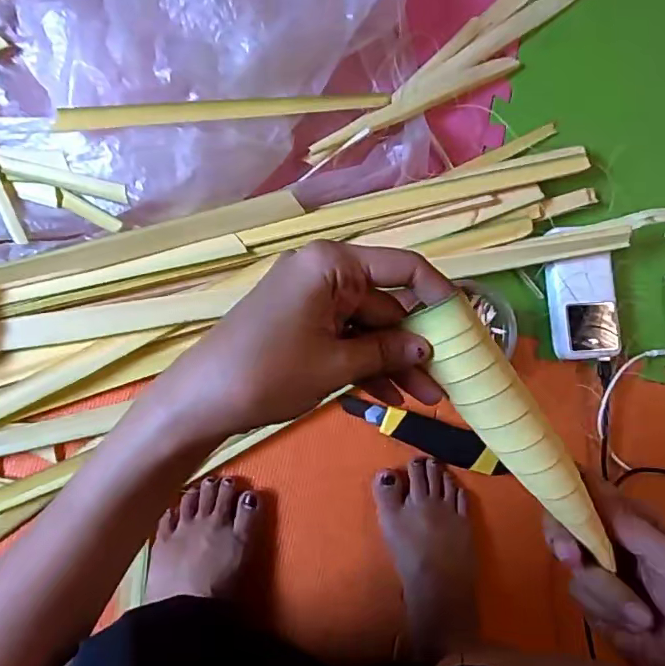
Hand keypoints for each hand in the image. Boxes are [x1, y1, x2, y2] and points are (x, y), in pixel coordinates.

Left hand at [144, 241, 456, 440]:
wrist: (201, 400)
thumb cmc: (269, 372)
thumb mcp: (335, 364)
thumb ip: (385, 350)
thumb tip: (427, 346)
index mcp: (332, 264)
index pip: (402, 268)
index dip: (437, 294)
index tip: (463, 325)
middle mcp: (323, 273)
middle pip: (385, 305)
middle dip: (414, 347)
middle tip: (445, 383)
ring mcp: (310, 300)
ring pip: (366, 329)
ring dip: (393, 363)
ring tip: (426, 401)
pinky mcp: (300, 325)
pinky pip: (343, 340)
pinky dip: (364, 366)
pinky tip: (389, 400)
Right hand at [542, 467, 664, 665]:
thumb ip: (632, 526)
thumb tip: (591, 488)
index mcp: (634, 519)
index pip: (590, 489)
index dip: (568, 487)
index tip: (561, 503)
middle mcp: (610, 538)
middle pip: (564, 521)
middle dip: (564, 538)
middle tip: (571, 557)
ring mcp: (599, 570)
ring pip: (573, 565)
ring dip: (607, 594)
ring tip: (642, 617)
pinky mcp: (593, 601)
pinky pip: (579, 593)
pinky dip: (606, 611)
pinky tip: (634, 626)